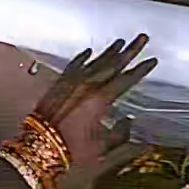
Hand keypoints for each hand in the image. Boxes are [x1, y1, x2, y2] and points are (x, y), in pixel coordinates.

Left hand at [31, 35, 157, 186]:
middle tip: (142, 38)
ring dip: (109, 51)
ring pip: (95, 61)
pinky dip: (82, 58)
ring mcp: (71, 83)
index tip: (152, 60)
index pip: (126, 79)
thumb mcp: (101, 147)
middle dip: (129, 50)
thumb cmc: (71, 150)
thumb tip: (129, 122)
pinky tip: (88, 52)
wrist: (36, 148)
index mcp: (99, 100)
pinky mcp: (59, 84)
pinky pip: (74, 65)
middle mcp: (86, 86)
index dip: (140, 69)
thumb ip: (119, 133)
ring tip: (121, 42)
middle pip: (113, 63)